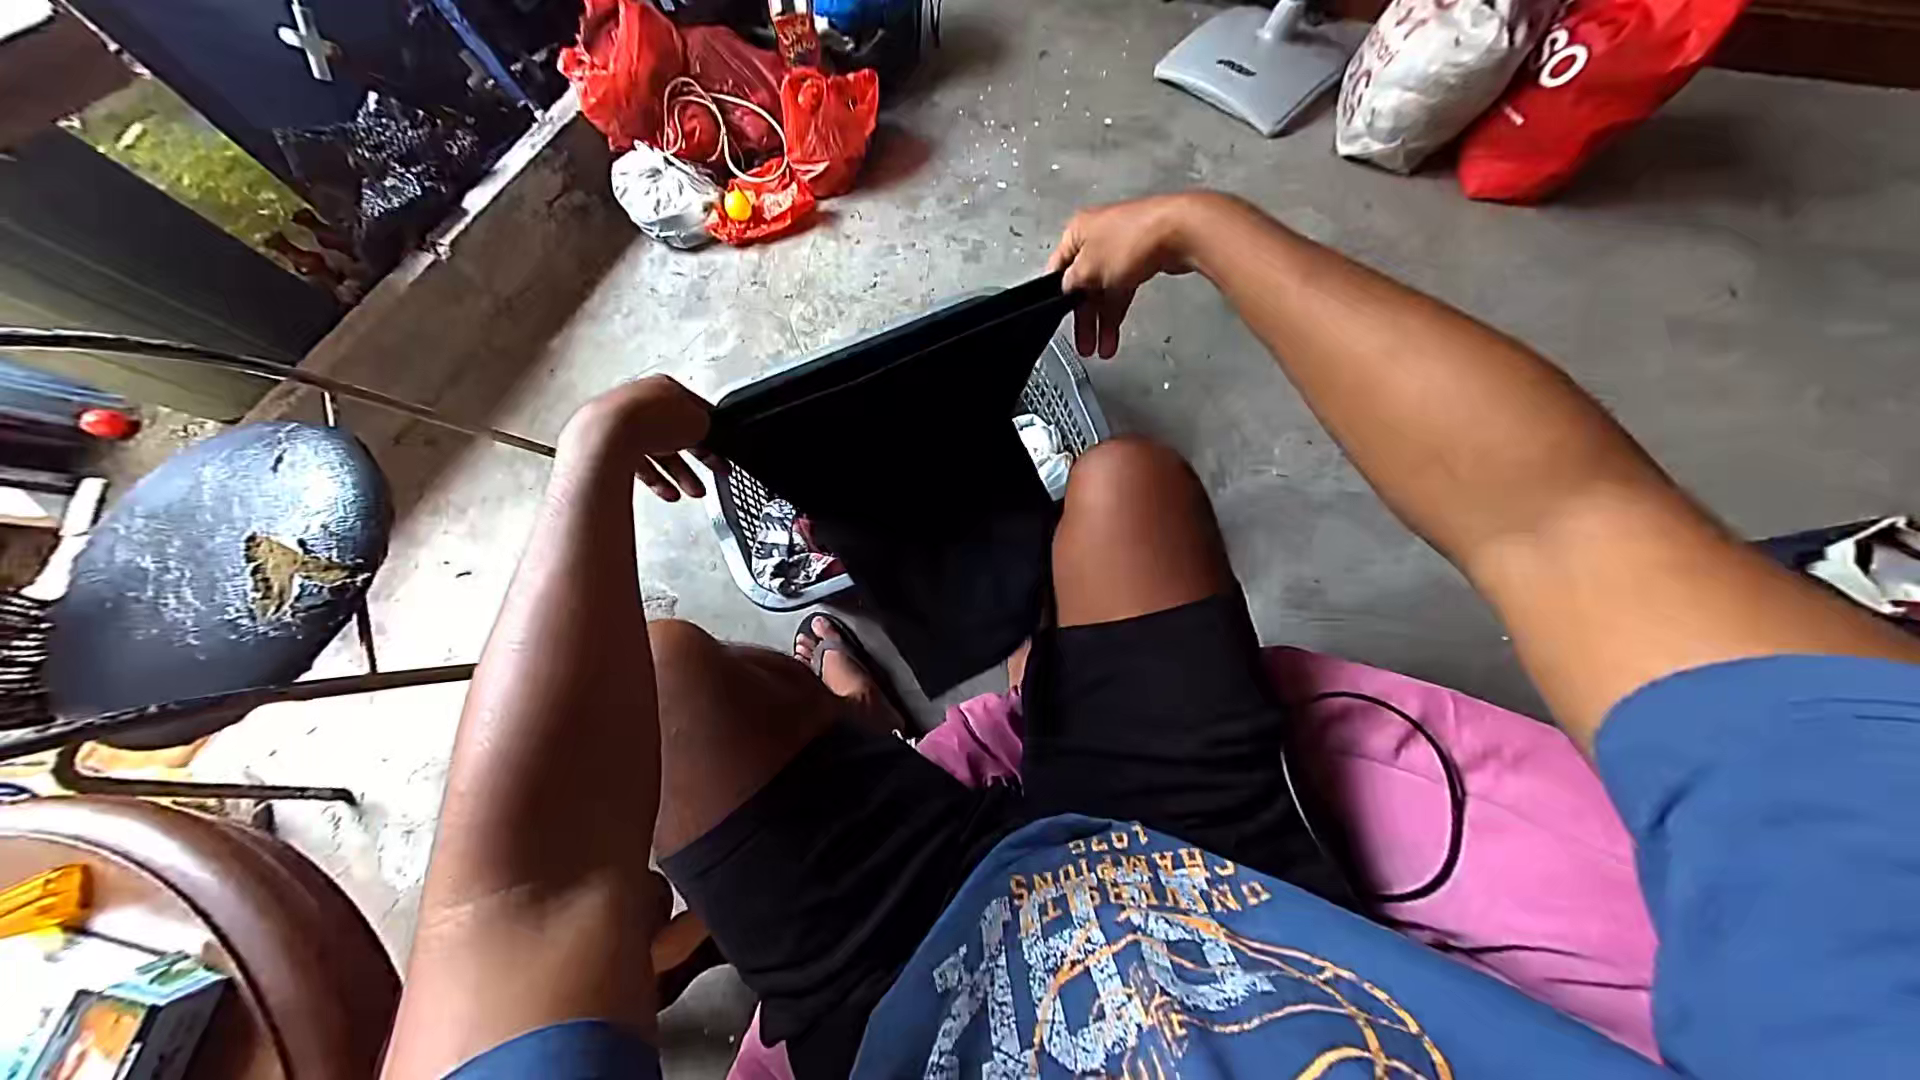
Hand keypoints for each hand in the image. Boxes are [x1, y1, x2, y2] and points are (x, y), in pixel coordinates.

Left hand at [563, 375, 722, 501]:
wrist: (607, 436)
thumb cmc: (648, 420)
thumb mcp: (699, 422)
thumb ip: (707, 427)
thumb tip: (705, 433)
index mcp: (663, 387)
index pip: (695, 411)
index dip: (711, 432)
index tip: (721, 449)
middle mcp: (641, 401)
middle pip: (677, 433)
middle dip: (699, 457)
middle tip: (714, 469)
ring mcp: (623, 423)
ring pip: (660, 451)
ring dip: (680, 474)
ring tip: (693, 491)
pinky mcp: (609, 445)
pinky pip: (640, 464)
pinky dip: (656, 479)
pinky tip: (668, 491)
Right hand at [1048, 192, 1229, 358]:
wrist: (1179, 232)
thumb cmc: (1133, 240)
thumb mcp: (1086, 270)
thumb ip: (1070, 285)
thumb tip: (1066, 290)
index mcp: (1077, 232)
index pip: (1058, 270)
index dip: (1056, 297)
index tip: (1059, 318)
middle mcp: (1096, 236)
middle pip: (1083, 286)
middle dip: (1085, 319)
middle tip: (1085, 343)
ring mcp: (1120, 247)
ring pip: (1104, 292)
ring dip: (1102, 322)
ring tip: (1103, 347)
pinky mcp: (1140, 258)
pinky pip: (1122, 290)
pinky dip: (1117, 310)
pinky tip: (1115, 330)